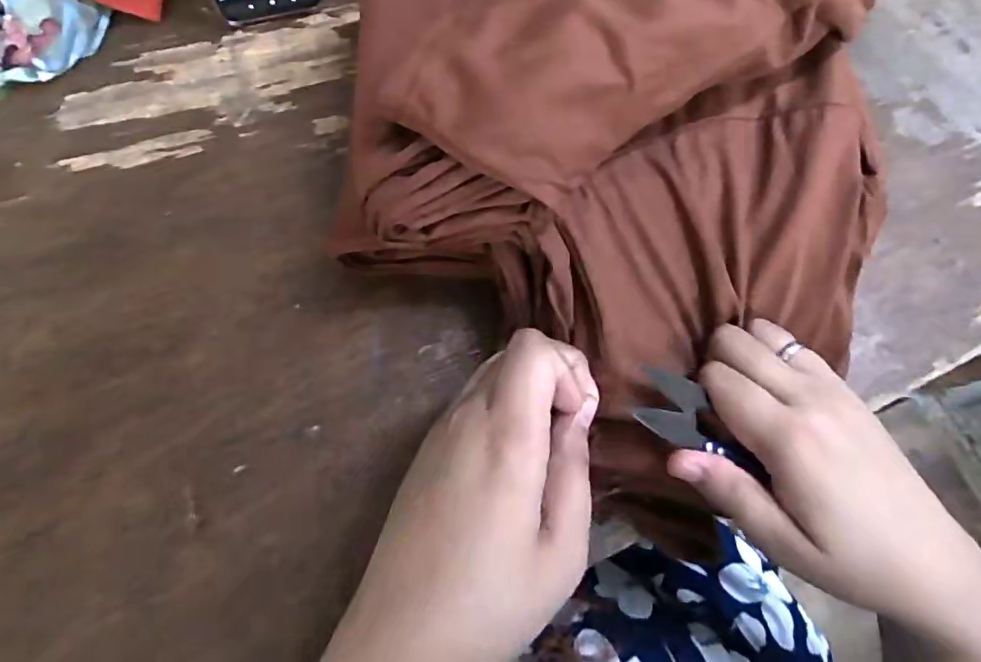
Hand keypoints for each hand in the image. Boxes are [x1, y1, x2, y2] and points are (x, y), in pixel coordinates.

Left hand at [322, 329, 598, 661]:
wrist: (400, 641)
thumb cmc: (492, 601)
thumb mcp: (562, 551)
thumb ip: (574, 468)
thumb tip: (575, 414)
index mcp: (504, 435)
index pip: (532, 347)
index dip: (567, 366)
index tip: (580, 415)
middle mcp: (467, 416)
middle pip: (515, 349)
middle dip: (555, 373)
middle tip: (570, 427)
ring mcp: (439, 428)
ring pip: (493, 369)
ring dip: (528, 389)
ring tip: (543, 446)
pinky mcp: (425, 447)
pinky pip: (471, 398)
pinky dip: (502, 405)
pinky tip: (509, 461)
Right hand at [668, 321, 980, 661]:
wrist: (928, 556)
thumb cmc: (848, 559)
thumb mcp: (783, 545)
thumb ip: (730, 492)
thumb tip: (674, 457)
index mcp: (789, 438)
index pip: (718, 378)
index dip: (698, 396)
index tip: (705, 427)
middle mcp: (808, 396)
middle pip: (735, 340)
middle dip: (714, 364)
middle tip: (720, 409)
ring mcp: (830, 384)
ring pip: (763, 330)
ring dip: (742, 351)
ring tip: (745, 393)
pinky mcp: (845, 384)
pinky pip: (794, 342)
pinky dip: (771, 349)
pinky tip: (774, 387)